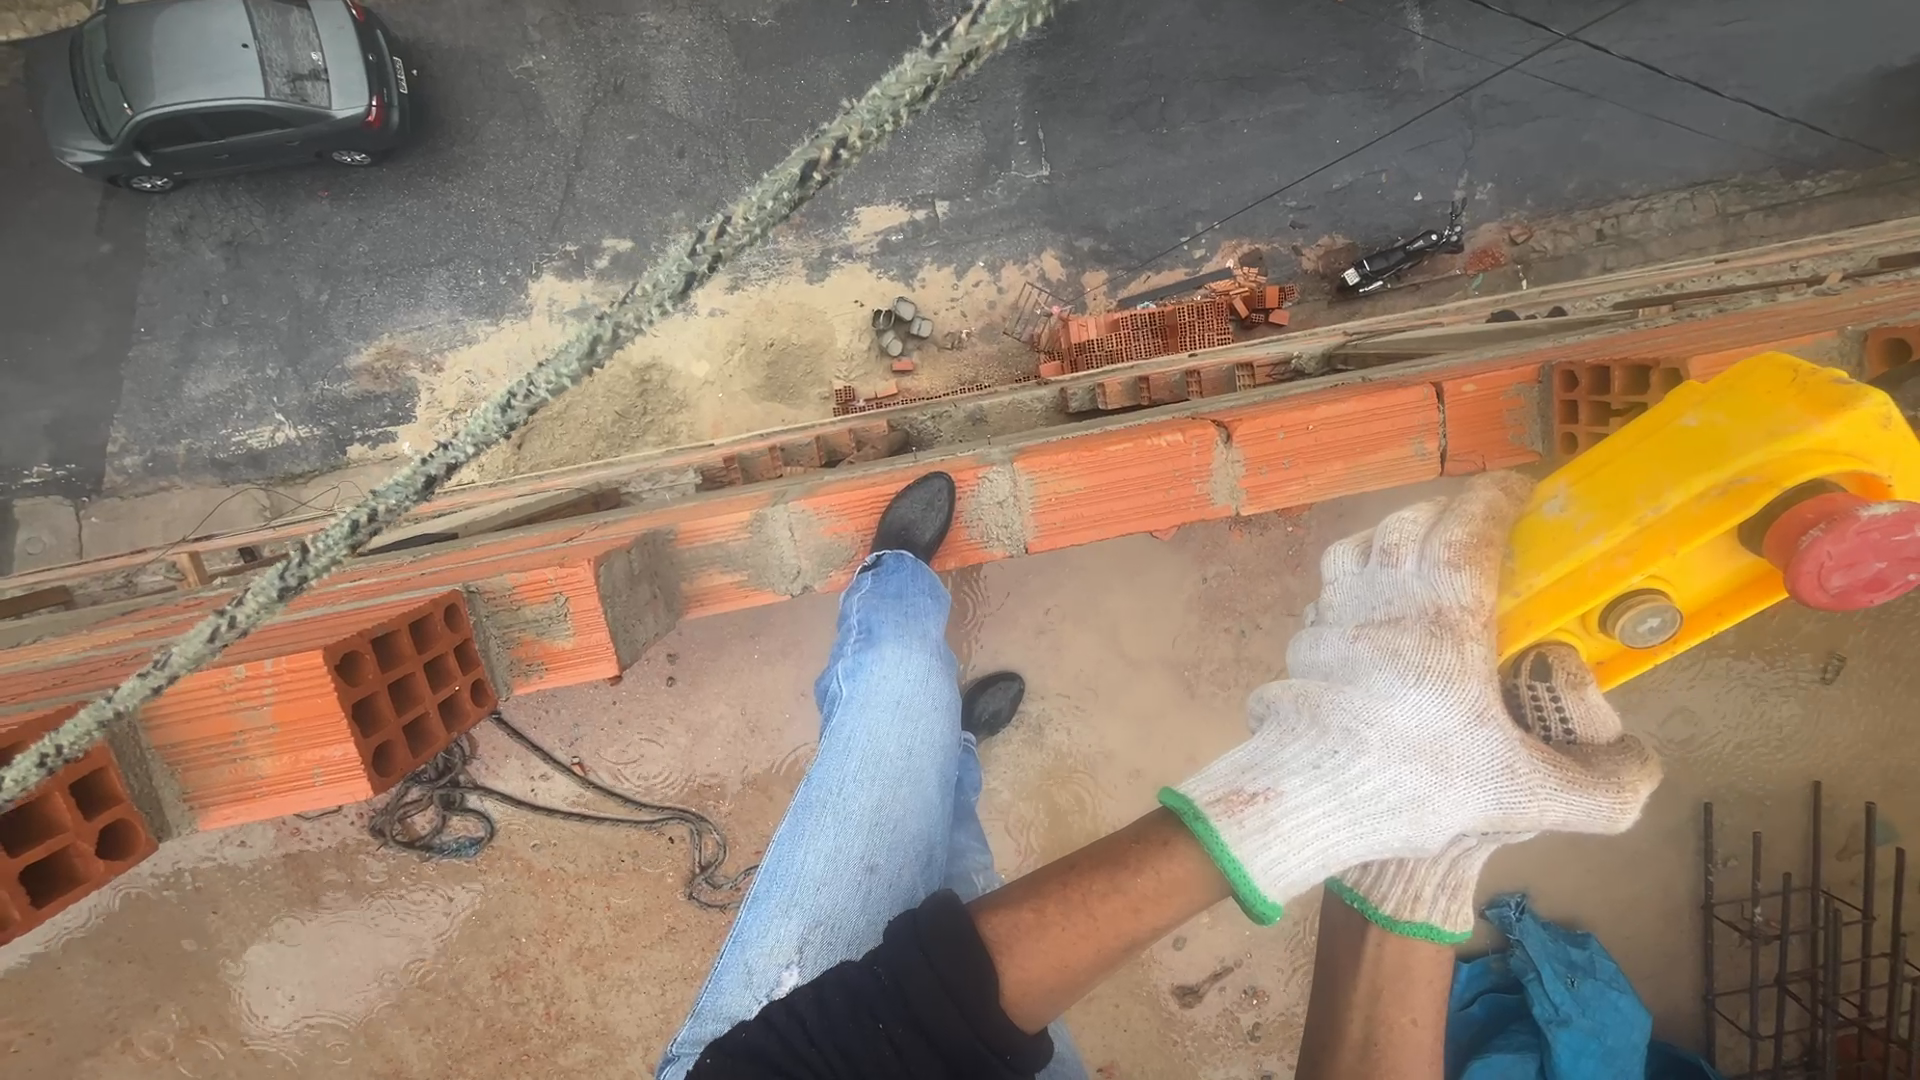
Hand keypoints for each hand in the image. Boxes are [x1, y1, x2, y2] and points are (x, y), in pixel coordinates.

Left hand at [1159, 472, 1661, 924]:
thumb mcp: (1533, 795)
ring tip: (1412, 554)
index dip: (1494, 498)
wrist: (1311, 793)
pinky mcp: (1298, 643)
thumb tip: (1638, 761)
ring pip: (1352, 549)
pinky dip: (1349, 585)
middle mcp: (1378, 598)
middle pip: (1405, 524)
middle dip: (1443, 510)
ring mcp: (1328, 616)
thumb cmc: (1419, 779)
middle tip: (1472, 521)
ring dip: (1387, 538)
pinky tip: (1364, 614)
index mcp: (1442, 612)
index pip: (1467, 527)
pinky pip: (1324, 594)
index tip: (1516, 487)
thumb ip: (1607, 785)